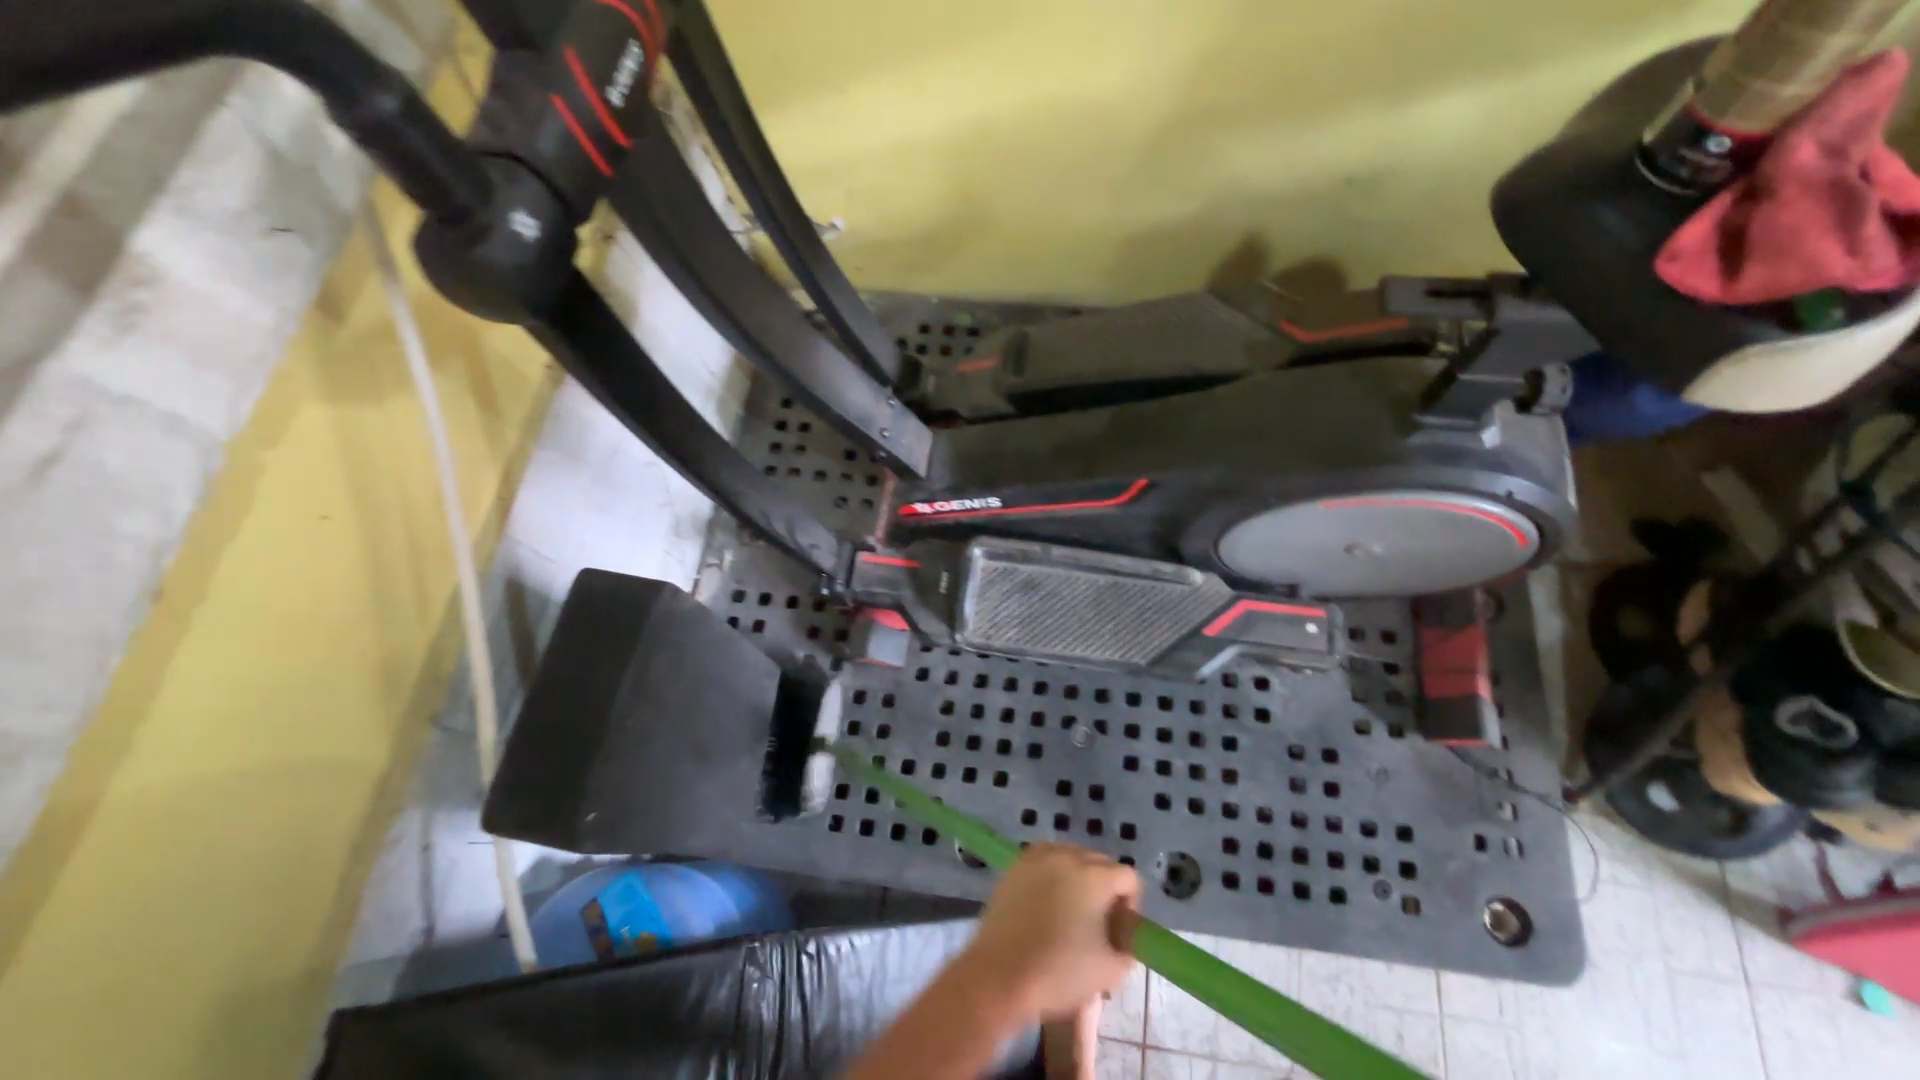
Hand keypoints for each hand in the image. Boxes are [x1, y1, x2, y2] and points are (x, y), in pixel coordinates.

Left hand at [960, 844, 1140, 1017]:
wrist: (998, 976)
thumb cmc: (1058, 972)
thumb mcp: (1111, 970)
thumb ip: (1130, 946)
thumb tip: (1124, 932)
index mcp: (1094, 876)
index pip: (1129, 877)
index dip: (1131, 904)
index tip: (1120, 931)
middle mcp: (1066, 856)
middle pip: (1101, 863)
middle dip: (1107, 889)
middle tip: (1099, 923)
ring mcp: (1036, 858)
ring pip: (1071, 858)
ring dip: (1080, 879)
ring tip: (1072, 911)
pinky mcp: (1014, 868)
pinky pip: (1045, 862)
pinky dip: (1053, 876)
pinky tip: (1047, 904)